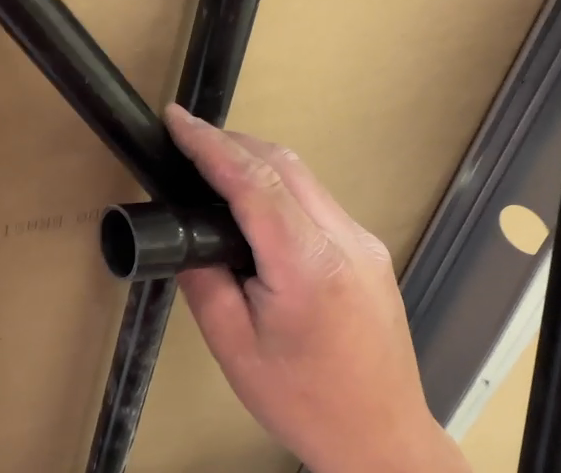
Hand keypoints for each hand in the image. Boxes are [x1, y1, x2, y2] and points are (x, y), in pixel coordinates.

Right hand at [165, 106, 470, 472]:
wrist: (385, 443)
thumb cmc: (306, 404)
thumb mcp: (233, 346)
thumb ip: (203, 279)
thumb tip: (186, 234)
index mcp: (308, 267)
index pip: (253, 181)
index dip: (209, 143)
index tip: (175, 119)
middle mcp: (345, 241)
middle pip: (282, 163)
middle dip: (228, 140)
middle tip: (184, 138)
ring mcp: (363, 242)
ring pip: (301, 174)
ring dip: (253, 158)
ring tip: (209, 164)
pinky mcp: (368, 249)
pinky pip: (314, 196)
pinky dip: (276, 181)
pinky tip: (250, 199)